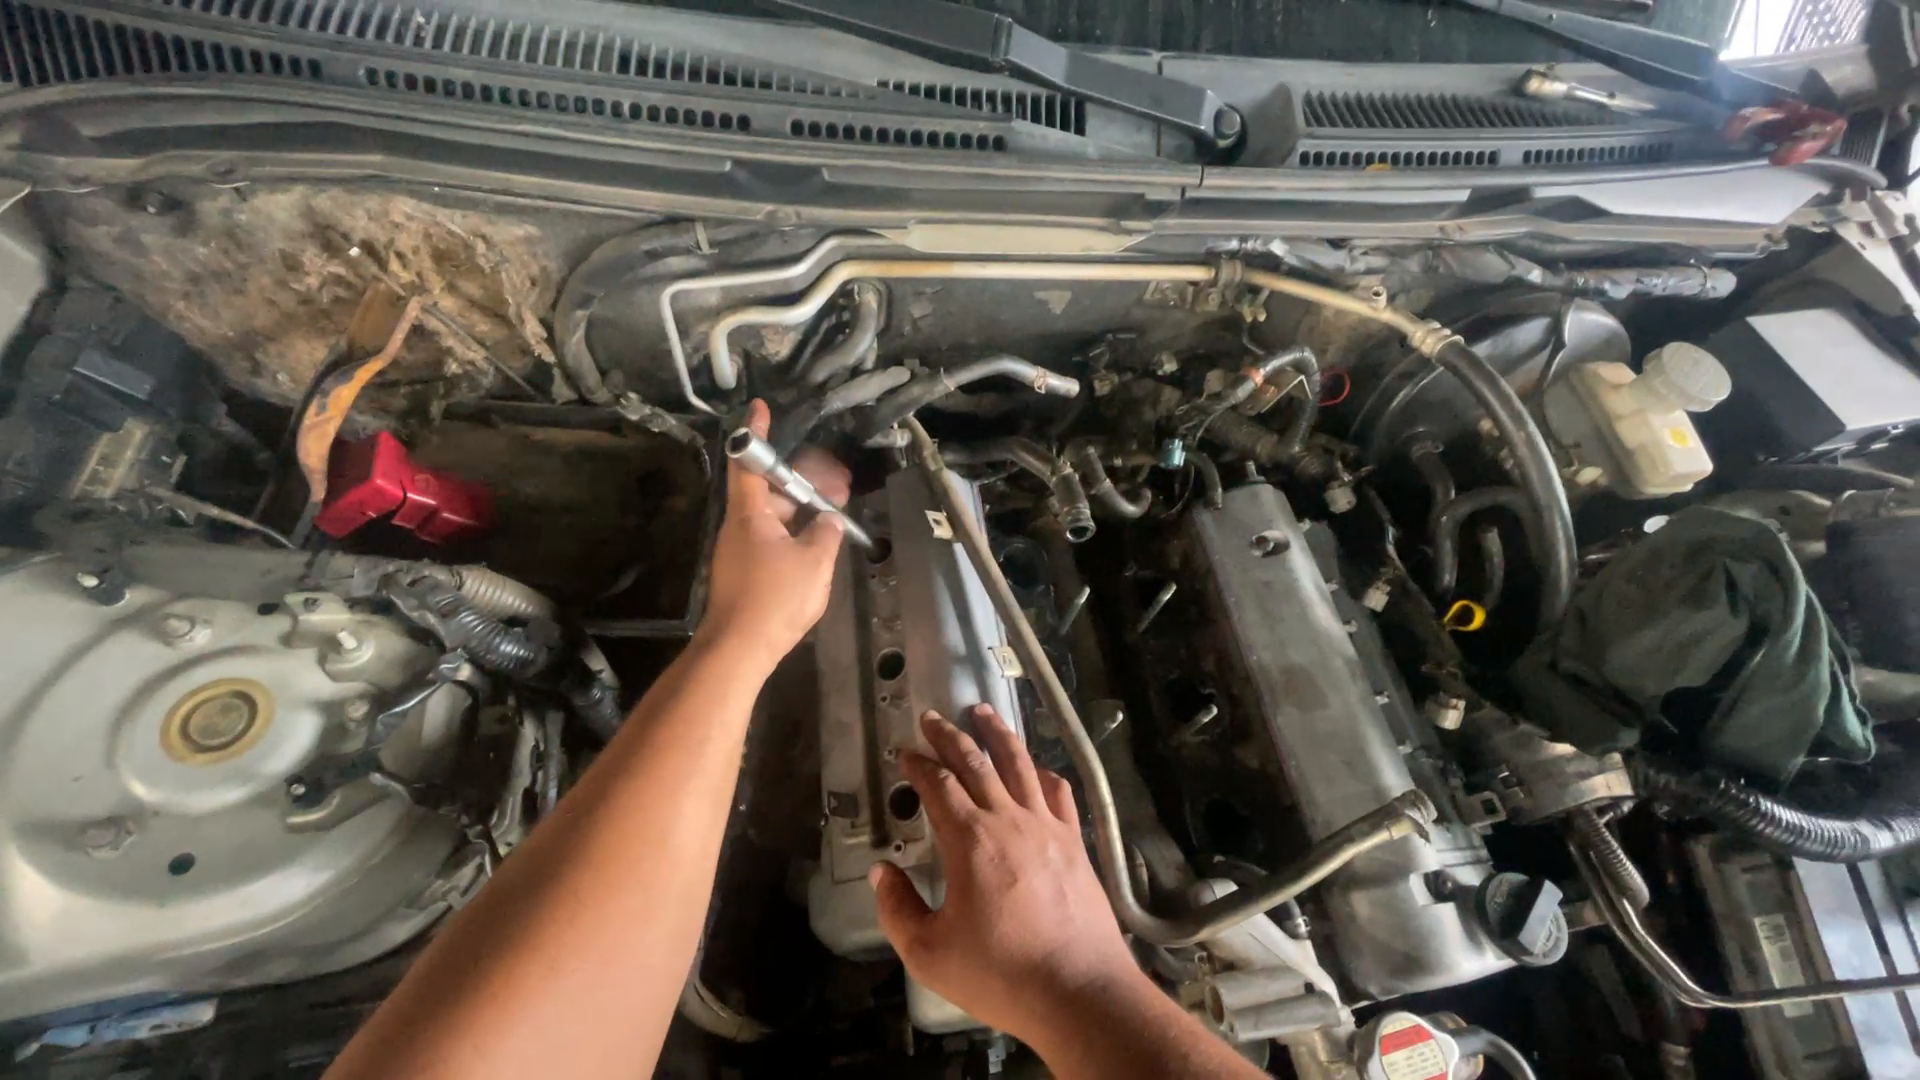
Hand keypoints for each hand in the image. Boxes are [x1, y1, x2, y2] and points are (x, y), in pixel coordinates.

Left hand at [697, 400, 849, 669]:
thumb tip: (829, 520)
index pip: (748, 461)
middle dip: (803, 481)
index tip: (761, 407)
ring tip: (836, 512)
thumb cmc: (775, 598)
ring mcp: (739, 550)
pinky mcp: (745, 572)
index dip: (756, 433)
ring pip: (774, 517)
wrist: (740, 648)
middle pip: (769, 490)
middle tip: (838, 481)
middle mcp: (739, 526)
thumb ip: (826, 533)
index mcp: (749, 514)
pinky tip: (818, 543)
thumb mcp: (814, 562)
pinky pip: (772, 539)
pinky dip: (795, 532)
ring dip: (802, 510)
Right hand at [870, 706, 1147, 1042]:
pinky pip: (1058, 791)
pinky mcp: (1074, 840)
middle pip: (976, 761)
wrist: (1078, 991)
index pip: (939, 785)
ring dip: (997, 733)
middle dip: (950, 735)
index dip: (919, 764)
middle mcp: (1008, 819)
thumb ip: (897, 910)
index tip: (905, 752)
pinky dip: (1042, 771)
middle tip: (932, 716)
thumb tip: (881, 872)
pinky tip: (1036, 766)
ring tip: (982, 710)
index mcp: (969, 839)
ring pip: (1019, 763)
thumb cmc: (1000, 974)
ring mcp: (1047, 825)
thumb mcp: (929, 954)